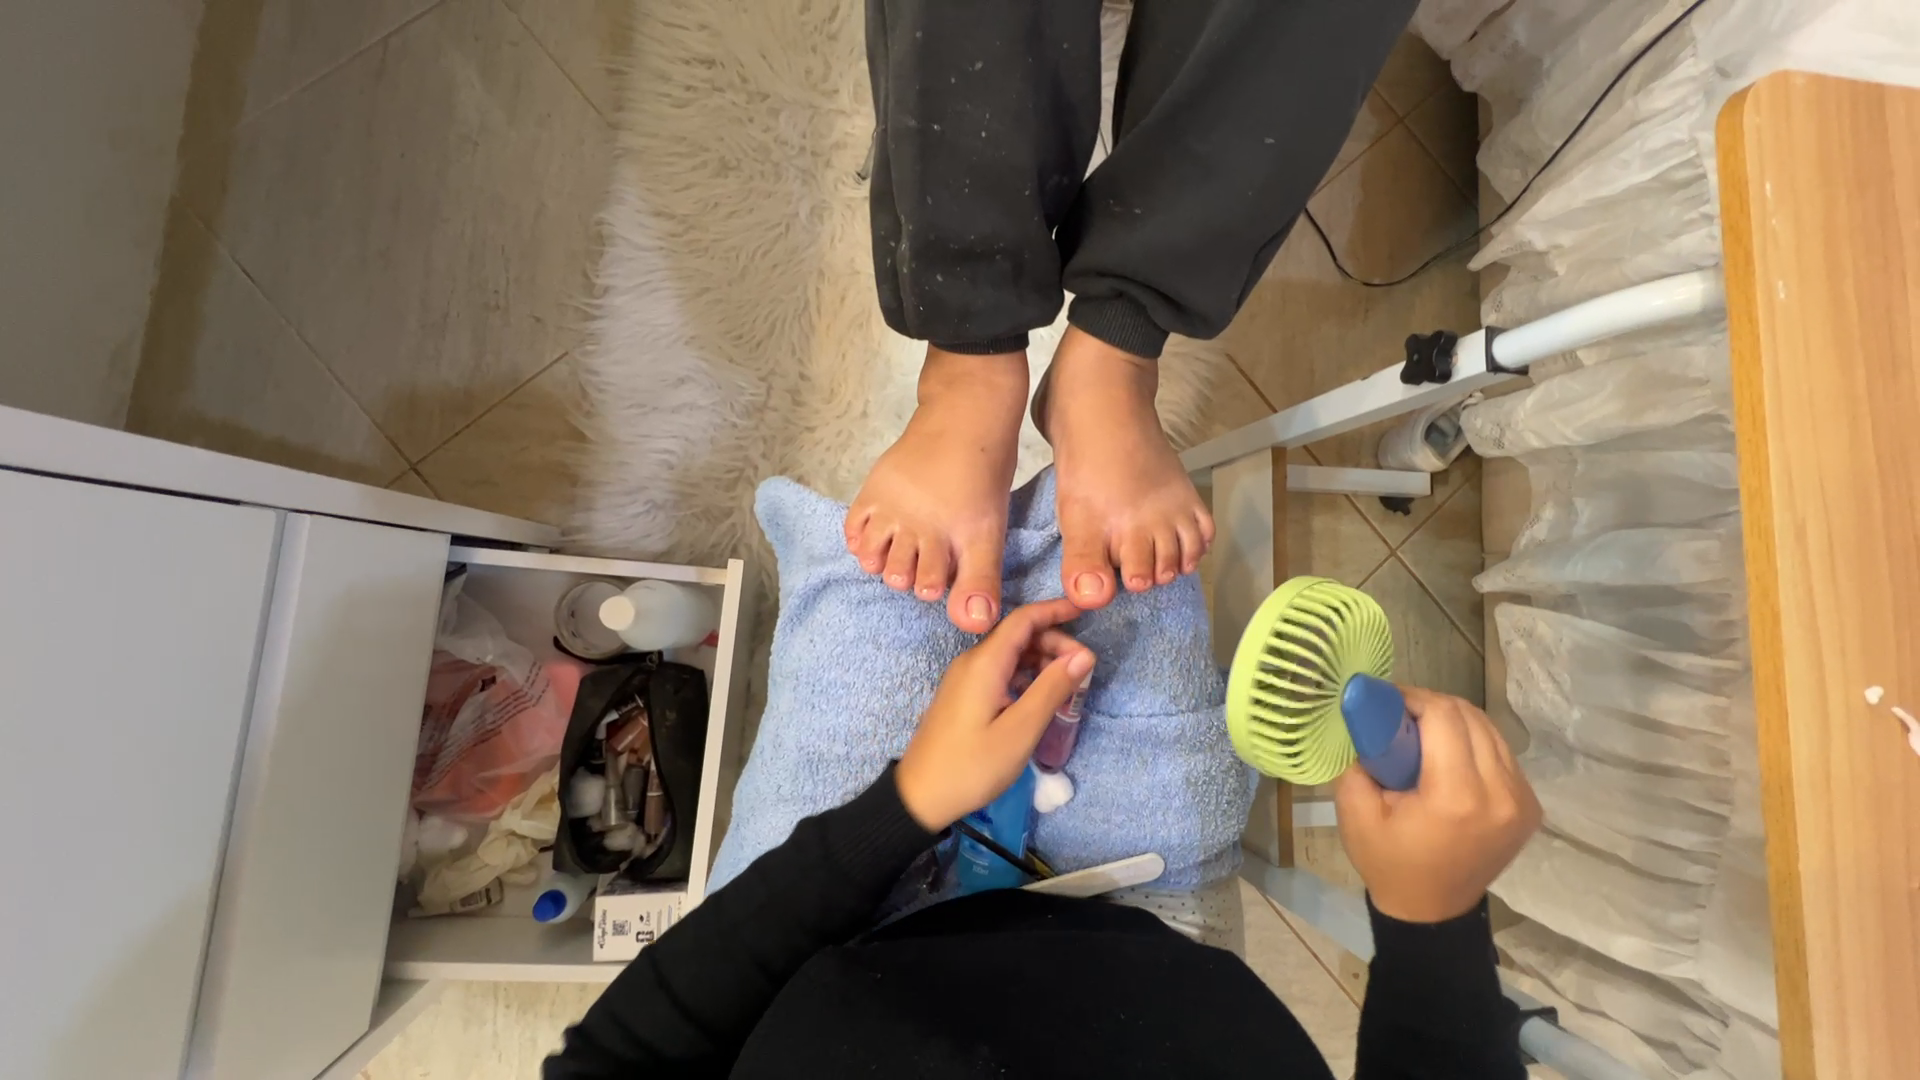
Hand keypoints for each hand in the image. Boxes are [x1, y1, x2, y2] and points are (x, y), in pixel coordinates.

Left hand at [894, 598, 1095, 830]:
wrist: (919, 796)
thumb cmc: (971, 765)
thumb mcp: (1020, 730)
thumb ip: (1052, 688)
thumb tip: (1084, 654)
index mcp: (984, 662)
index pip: (1023, 619)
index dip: (1056, 610)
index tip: (1087, 610)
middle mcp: (972, 661)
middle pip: (1018, 634)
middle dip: (1054, 641)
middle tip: (1083, 669)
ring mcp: (965, 678)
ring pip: (1010, 653)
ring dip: (1041, 660)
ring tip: (1068, 685)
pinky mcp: (964, 695)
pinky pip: (1000, 670)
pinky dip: (1026, 675)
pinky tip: (1041, 697)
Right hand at [1334, 687, 1541, 923]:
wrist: (1431, 910)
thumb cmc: (1387, 860)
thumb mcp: (1356, 808)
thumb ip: (1362, 757)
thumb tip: (1366, 717)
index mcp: (1456, 796)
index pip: (1445, 717)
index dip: (1413, 697)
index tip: (1386, 699)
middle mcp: (1500, 794)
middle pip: (1470, 717)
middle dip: (1431, 704)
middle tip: (1398, 711)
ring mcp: (1521, 800)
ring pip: (1490, 730)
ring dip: (1453, 719)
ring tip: (1420, 729)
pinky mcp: (1529, 806)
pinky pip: (1501, 752)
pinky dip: (1472, 740)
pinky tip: (1446, 751)